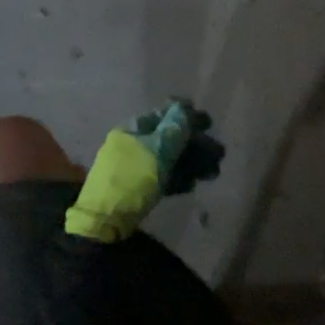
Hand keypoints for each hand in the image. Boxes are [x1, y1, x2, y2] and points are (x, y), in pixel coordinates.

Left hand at [64, 101, 215, 242]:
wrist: (105, 218)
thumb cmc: (132, 179)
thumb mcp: (157, 150)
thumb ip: (174, 128)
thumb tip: (184, 106)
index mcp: (134, 129)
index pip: (164, 115)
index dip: (187, 116)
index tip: (209, 124)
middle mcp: (134, 143)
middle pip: (170, 138)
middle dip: (195, 144)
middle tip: (219, 155)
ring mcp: (134, 166)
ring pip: (169, 158)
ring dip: (192, 162)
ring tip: (212, 173)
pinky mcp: (138, 188)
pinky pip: (162, 176)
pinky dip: (178, 177)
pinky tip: (191, 185)